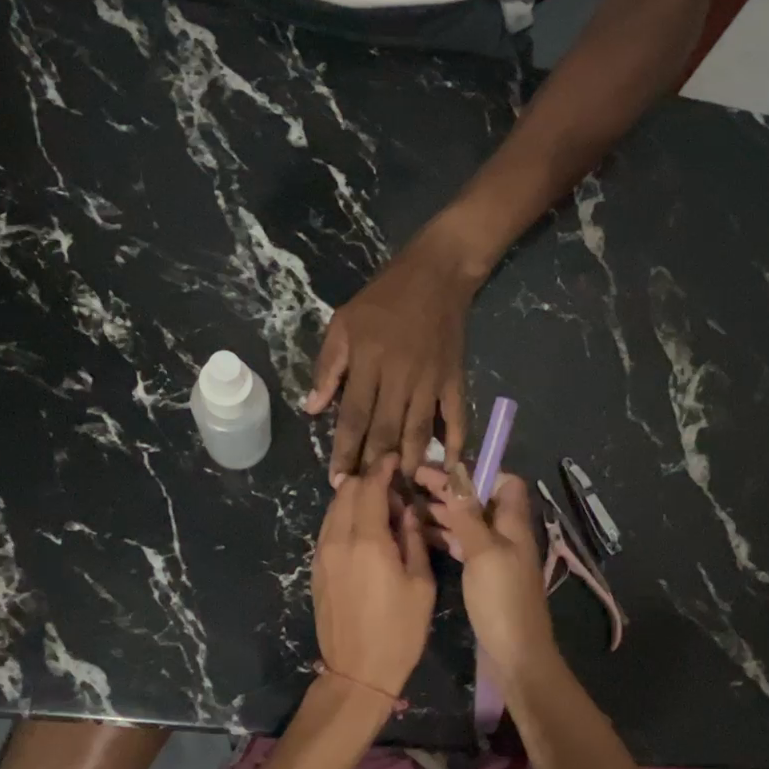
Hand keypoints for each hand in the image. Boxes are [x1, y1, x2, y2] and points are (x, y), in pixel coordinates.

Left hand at [306, 226, 482, 482]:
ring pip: (419, 430)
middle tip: (368, 495)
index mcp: (368, 361)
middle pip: (385, 430)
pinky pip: (456, 416)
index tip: (337, 480)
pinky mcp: (455, 379)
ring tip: (403, 487)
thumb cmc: (383, 299)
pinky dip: (454, 442)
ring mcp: (431, 380)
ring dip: (411, 462)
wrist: (437, 274)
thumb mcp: (344, 323)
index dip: (344, 451)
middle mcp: (399, 376)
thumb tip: (312, 408)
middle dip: (375, 466)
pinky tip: (450, 465)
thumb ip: (328, 366)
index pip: (353, 416)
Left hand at [312, 455, 436, 699]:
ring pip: (334, 507)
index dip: (384, 468)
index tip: (398, 459)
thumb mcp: (421, 583)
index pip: (371, 487)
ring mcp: (322, 554)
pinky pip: (329, 527)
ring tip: (381, 507)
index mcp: (368, 541)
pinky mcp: (317, 568)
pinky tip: (365, 529)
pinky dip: (345, 517)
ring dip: (355, 497)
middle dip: (369, 480)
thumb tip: (407, 511)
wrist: (357, 671)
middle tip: (394, 487)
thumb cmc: (400, 630)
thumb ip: (413, 539)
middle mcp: (338, 539)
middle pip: (347, 491)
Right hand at [413, 466, 556, 679]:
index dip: (478, 472)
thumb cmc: (502, 599)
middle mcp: (505, 535)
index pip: (504, 482)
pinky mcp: (482, 577)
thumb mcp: (483, 552)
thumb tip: (458, 475)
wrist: (516, 655)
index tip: (443, 468)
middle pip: (479, 501)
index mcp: (512, 523)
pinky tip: (418, 535)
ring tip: (406, 505)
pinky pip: (462, 546)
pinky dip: (443, 537)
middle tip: (410, 481)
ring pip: (467, 524)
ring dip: (442, 513)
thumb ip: (469, 514)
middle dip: (449, 490)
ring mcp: (494, 557)